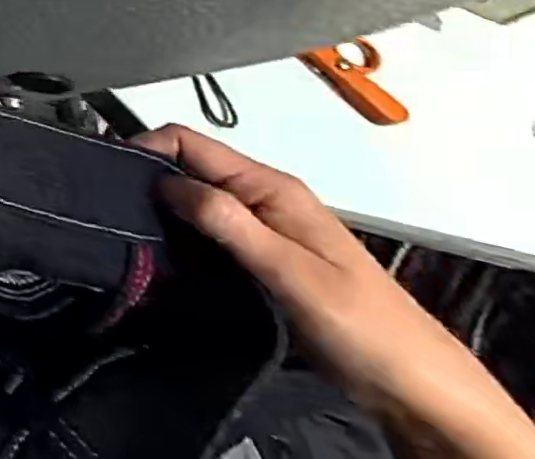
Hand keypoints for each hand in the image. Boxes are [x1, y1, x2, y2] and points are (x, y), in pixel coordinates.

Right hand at [132, 125, 534, 458]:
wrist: (421, 391)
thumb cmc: (363, 328)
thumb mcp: (291, 272)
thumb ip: (228, 221)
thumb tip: (165, 181)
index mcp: (270, 186)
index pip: (190, 142)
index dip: (148, 147)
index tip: (113, 175)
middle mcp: (263, 194)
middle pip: (189, 163)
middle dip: (150, 174)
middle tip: (114, 206)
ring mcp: (263, 223)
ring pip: (196, 194)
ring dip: (164, 203)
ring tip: (132, 229)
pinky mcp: (261, 252)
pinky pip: (209, 224)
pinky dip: (182, 228)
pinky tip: (166, 251)